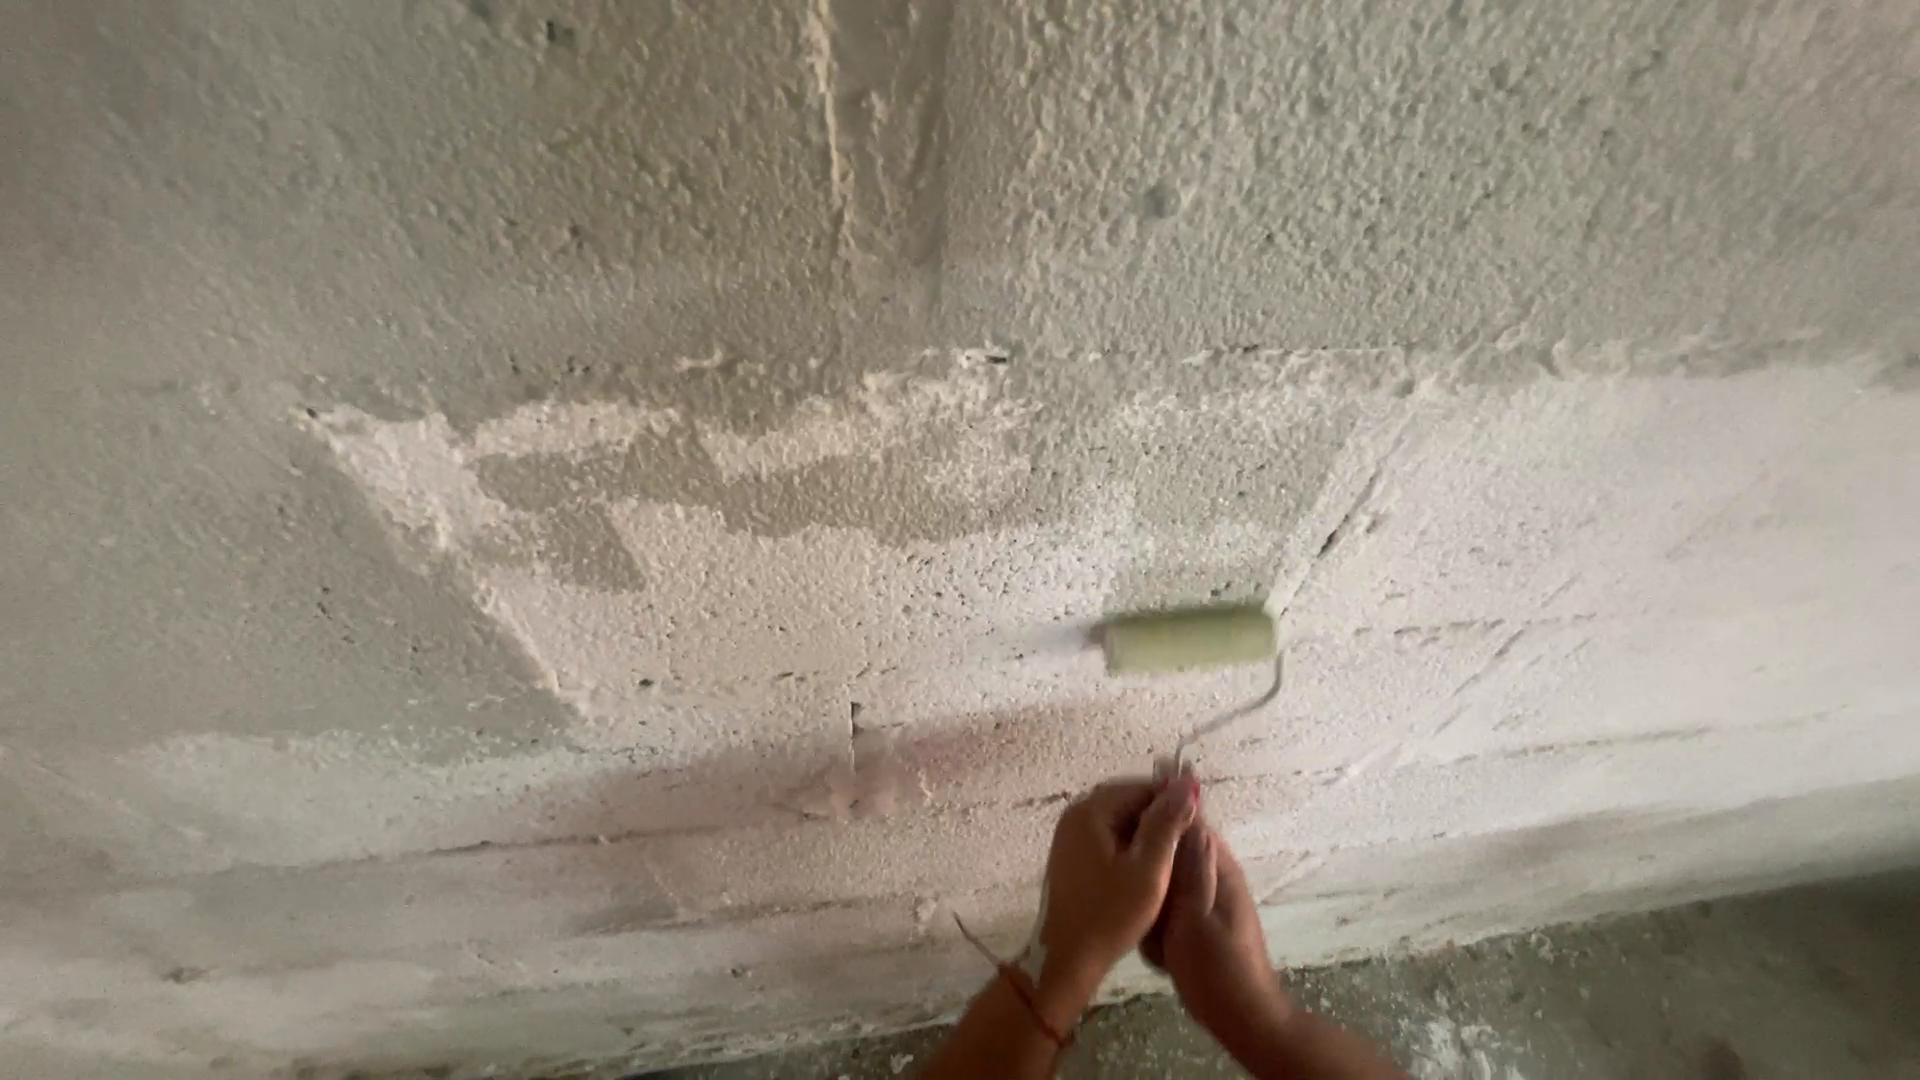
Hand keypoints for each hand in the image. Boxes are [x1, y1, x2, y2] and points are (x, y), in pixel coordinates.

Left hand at [1028, 776, 1199, 988]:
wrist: (1068, 957)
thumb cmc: (1111, 914)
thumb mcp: (1148, 870)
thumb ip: (1167, 824)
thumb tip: (1187, 784)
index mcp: (1090, 810)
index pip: (1140, 788)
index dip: (1172, 803)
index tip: (1196, 828)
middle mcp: (1076, 813)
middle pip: (1128, 800)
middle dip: (1158, 818)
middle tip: (1185, 848)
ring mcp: (1071, 833)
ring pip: (1119, 820)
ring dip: (1146, 834)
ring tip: (1171, 860)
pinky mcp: (1072, 853)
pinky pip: (1108, 836)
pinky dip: (1130, 846)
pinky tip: (1148, 869)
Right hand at [1142, 820, 1289, 1038]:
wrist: (1243, 1021)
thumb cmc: (1217, 969)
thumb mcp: (1194, 916)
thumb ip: (1191, 867)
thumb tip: (1188, 812)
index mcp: (1219, 867)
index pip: (1188, 819)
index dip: (1157, 816)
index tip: (1126, 827)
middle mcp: (1216, 874)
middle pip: (1173, 848)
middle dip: (1150, 863)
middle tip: (1130, 883)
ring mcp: (1208, 897)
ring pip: (1167, 878)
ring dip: (1152, 894)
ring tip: (1141, 917)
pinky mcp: (1199, 919)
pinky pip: (1170, 904)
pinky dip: (1159, 916)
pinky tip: (1151, 937)